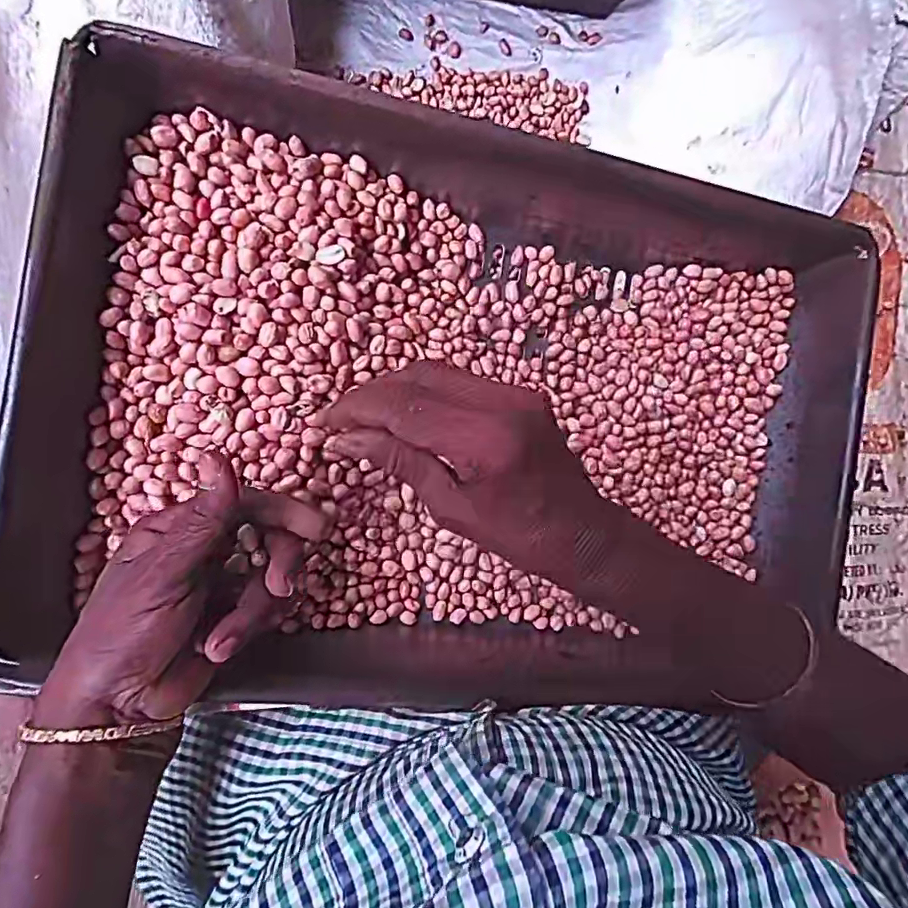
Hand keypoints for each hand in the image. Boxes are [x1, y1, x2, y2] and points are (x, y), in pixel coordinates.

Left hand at [33, 452, 328, 727]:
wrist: (115, 708)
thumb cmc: (120, 634)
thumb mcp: (163, 574)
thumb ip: (203, 519)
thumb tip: (217, 458)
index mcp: (180, 529)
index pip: (244, 503)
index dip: (282, 512)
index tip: (314, 527)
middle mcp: (205, 550)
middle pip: (269, 538)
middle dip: (280, 564)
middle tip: (280, 588)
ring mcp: (221, 585)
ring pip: (272, 577)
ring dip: (254, 611)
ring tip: (220, 638)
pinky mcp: (233, 618)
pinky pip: (267, 610)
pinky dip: (248, 629)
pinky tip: (217, 648)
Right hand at [317, 361, 628, 592]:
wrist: (583, 532)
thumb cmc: (520, 536)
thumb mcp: (451, 508)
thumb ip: (401, 463)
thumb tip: (348, 439)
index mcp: (486, 439)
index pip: (405, 407)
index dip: (358, 410)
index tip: (324, 423)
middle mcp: (504, 402)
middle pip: (418, 378)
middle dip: (370, 395)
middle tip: (337, 419)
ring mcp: (516, 392)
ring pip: (437, 371)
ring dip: (394, 389)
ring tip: (361, 415)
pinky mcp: (520, 392)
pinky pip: (459, 381)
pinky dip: (423, 391)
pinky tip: (401, 412)